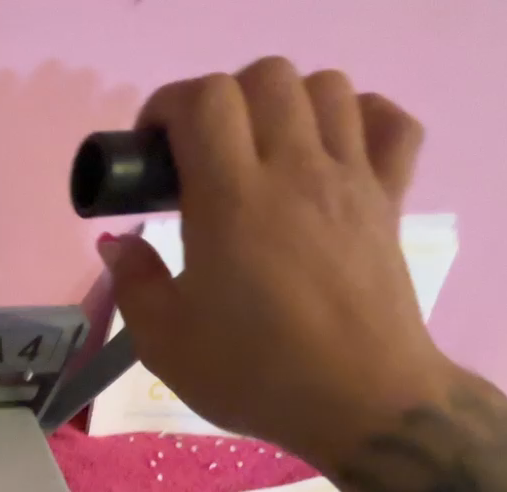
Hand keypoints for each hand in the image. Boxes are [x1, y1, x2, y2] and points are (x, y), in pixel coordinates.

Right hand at [100, 57, 461, 466]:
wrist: (357, 400)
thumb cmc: (249, 373)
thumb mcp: (163, 340)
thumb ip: (134, 280)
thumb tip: (116, 241)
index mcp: (231, 204)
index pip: (204, 101)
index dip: (166, 107)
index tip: (149, 151)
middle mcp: (295, 172)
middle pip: (265, 76)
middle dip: (218, 99)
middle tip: (195, 155)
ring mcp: (352, 179)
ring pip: (326, 86)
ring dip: (280, 103)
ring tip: (254, 152)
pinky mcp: (390, 197)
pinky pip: (388, 121)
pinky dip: (354, 118)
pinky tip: (322, 153)